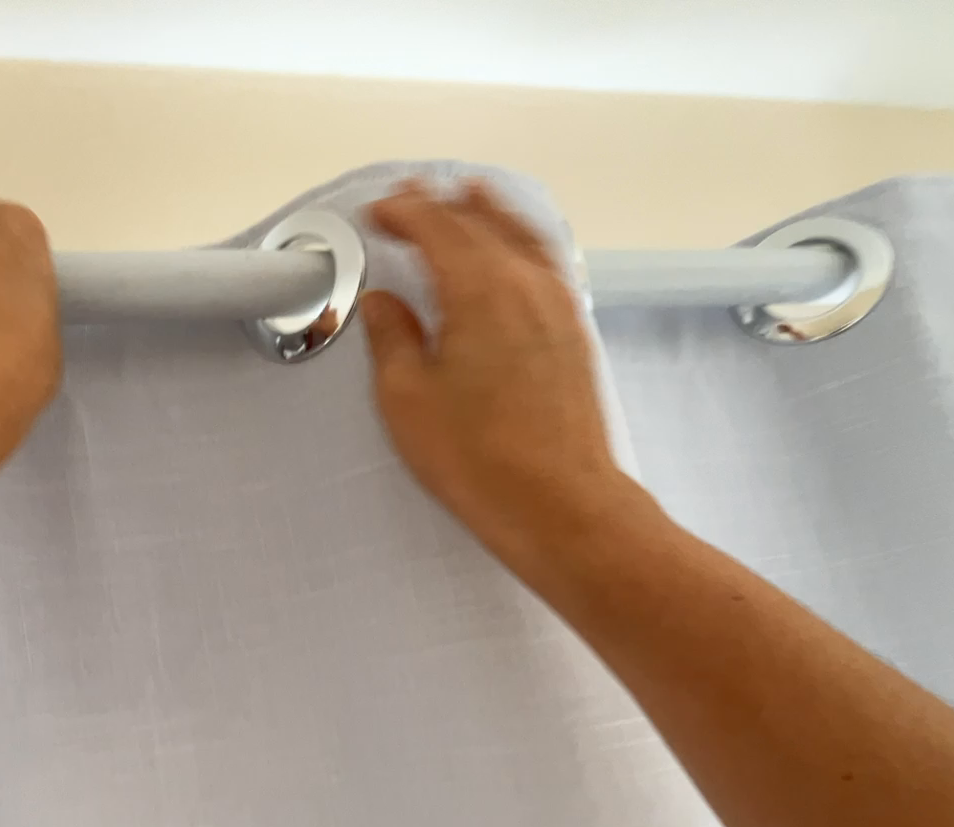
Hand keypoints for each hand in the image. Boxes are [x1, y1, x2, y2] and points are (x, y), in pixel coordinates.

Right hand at [360, 180, 653, 579]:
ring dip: (488, 211)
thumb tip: (383, 305)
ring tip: (469, 195)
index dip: (403, 212)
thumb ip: (391, 338)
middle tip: (412, 197)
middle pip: (480, 222)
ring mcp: (558, 306)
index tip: (379, 211)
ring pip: (522, 234)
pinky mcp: (574, 331)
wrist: (557, 502)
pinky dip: (522, 239)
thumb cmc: (483, 460)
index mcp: (479, 293)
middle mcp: (526, 286)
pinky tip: (515, 249)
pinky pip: (547, 261)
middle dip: (441, 203)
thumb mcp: (407, 399)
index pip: (436, 228)